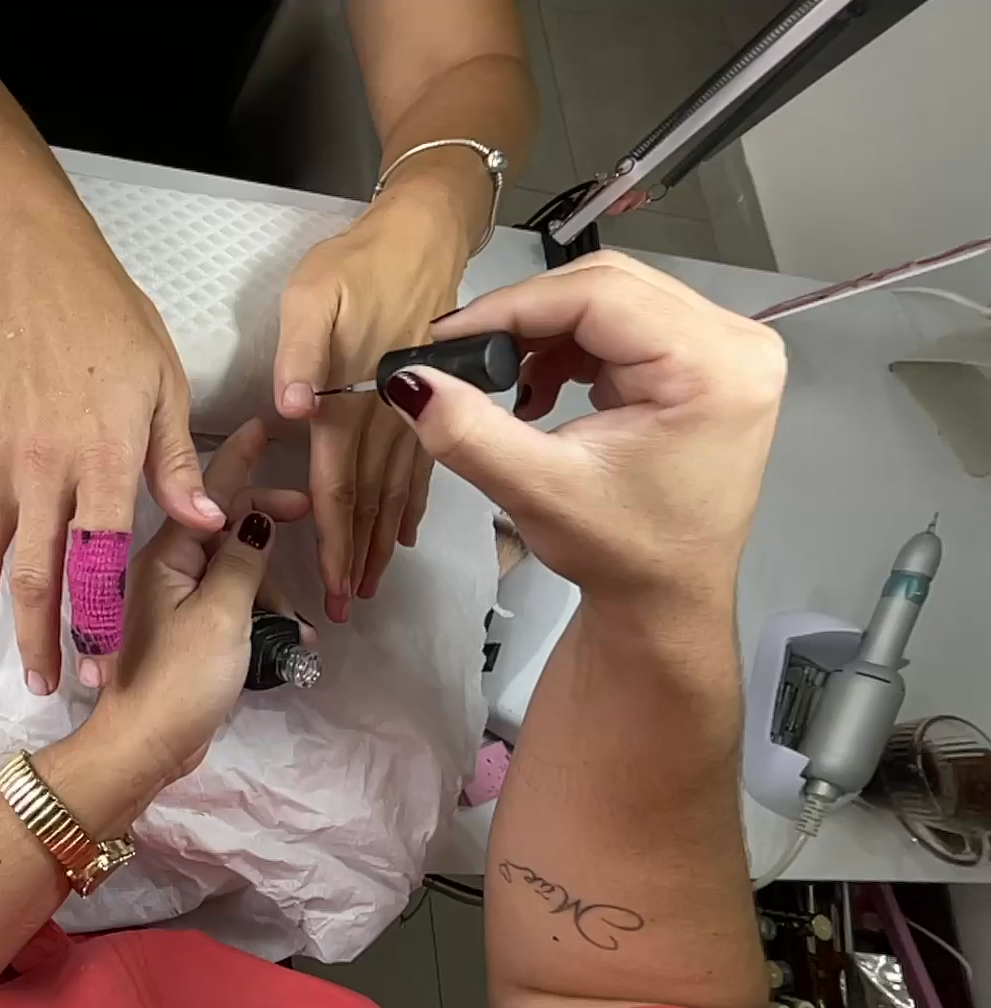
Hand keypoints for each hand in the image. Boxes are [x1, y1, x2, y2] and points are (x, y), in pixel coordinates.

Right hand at [0, 253, 225, 696]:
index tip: (102, 670)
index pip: (102, 558)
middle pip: (38, 571)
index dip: (102, 619)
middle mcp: (44, 471)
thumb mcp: (166, 390)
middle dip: (40, 634)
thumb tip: (204, 523)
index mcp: (103, 460)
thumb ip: (177, 465)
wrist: (42, 277)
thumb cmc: (116, 329)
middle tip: (42, 684)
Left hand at [77, 420, 310, 786]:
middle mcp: (165, 566)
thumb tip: (259, 515)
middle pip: (224, 525)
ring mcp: (174, 597)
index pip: (208, 492)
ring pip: (233, 567)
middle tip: (311, 513)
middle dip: (267, 522)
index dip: (241, 458)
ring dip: (269, 587)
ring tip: (300, 622)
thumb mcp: (219, 614)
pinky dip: (258, 614)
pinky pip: (230, 602)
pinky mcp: (186, 627)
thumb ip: (241, 559)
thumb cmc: (179, 678)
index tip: (269, 423)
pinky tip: (288, 640)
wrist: (144, 746)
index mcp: (165, 552)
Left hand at [273, 190, 467, 620]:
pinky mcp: (418, 405)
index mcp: (347, 408)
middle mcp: (381, 424)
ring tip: (374, 582)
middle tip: (350, 606)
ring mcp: (405, 417)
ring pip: (393, 496)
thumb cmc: (356, 264)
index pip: (338, 492)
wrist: (422, 235)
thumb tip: (291, 410)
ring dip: (383, 542)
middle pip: (367, 506)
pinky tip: (406, 532)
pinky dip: (410, 505)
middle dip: (357, 559)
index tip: (336, 588)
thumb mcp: (313, 295)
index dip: (336, 543)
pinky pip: (418, 468)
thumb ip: (300, 354)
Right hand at [384, 251, 785, 606]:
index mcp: (714, 366)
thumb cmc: (617, 547)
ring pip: (606, 300)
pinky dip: (558, 348)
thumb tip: (407, 381)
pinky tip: (534, 390)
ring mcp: (716, 350)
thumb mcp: (535, 488)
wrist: (662, 589)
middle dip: (521, 316)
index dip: (509, 308)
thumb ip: (467, 431)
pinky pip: (613, 326)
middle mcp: (732, 341)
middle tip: (460, 356)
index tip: (441, 341)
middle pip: (605, 286)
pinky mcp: (693, 364)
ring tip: (499, 381)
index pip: (598, 295)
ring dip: (537, 332)